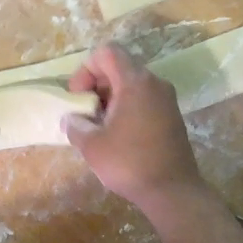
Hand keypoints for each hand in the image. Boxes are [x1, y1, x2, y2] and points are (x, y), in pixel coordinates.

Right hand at [63, 45, 203, 210]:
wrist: (171, 190)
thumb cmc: (129, 164)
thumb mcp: (92, 146)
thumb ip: (76, 126)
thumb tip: (71, 118)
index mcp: (134, 82)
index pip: (107, 53)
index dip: (85, 69)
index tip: (78, 97)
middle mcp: (154, 83)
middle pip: (120, 68)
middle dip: (96, 86)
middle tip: (85, 113)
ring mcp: (166, 100)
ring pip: (132, 86)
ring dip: (111, 100)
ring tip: (99, 128)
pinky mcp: (171, 117)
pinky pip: (144, 101)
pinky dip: (127, 109)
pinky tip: (118, 137)